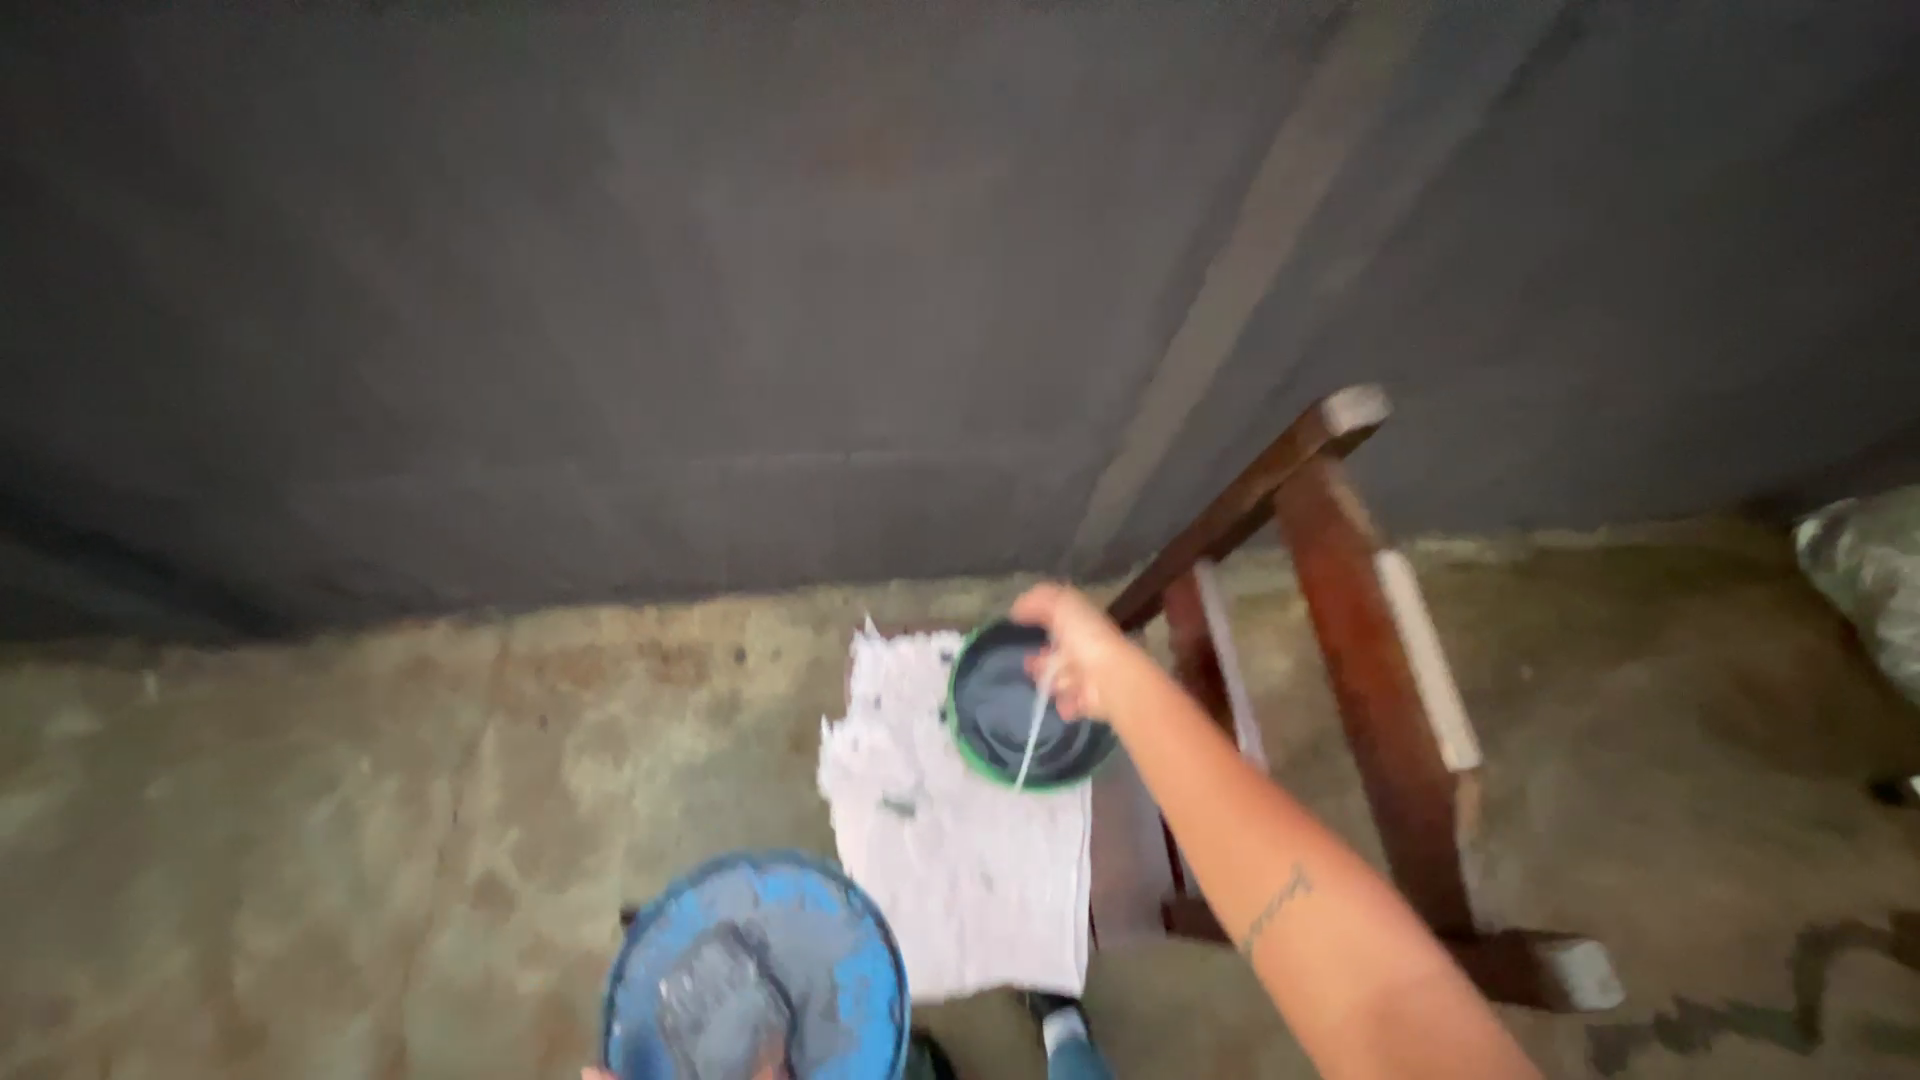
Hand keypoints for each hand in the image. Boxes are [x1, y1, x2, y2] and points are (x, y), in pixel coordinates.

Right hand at [1010, 582, 1133, 722]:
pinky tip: (1059, 701)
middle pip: (1061, 655)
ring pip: (1064, 680)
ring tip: (1042, 683)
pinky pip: (1072, 703)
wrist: (1109, 678)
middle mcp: (1087, 650)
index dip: (1043, 622)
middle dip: (1043, 661)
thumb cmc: (1086, 638)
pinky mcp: (1090, 701)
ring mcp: (1090, 676)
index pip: (1062, 622)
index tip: (1023, 629)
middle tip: (1027, 665)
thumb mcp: (1062, 606)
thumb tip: (1017, 607)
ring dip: (1053, 682)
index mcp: (1082, 626)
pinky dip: (1065, 704)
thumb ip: (1040, 600)